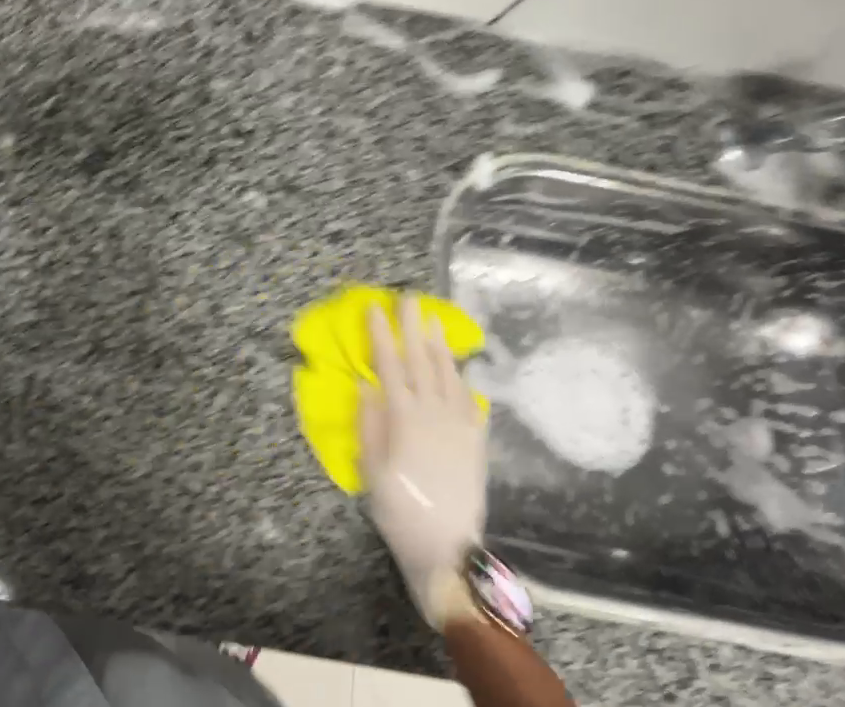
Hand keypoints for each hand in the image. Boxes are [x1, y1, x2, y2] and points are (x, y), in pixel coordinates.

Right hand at [359, 295, 487, 628]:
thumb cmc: (398, 508)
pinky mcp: (476, 441)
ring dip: (440, 344)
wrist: (446, 546)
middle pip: (422, 361)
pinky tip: (462, 368)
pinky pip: (471, 400)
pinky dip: (465, 378)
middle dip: (415, 327)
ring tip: (435, 320)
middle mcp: (434, 413)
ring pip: (449, 374)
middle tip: (410, 298)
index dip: (382, 334)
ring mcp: (460, 425)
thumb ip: (369, 423)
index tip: (374, 307)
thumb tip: (367, 384)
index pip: (390, 364)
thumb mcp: (371, 468)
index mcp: (404, 417)